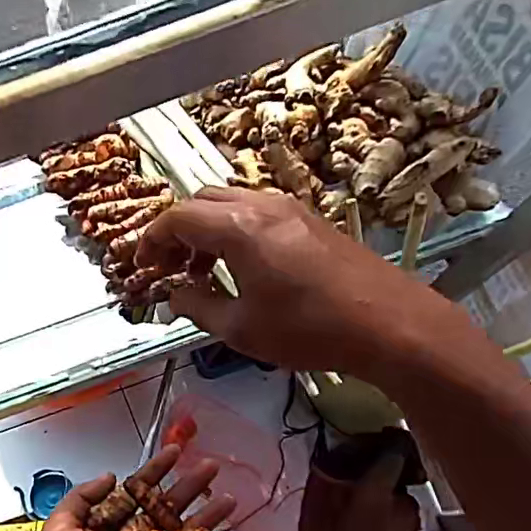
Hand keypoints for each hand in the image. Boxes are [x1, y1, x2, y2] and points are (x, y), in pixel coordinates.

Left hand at [21, 446, 237, 530]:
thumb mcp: (61, 526)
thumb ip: (84, 497)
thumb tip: (112, 475)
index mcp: (110, 521)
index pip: (138, 490)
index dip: (156, 470)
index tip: (174, 452)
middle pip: (167, 507)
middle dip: (190, 487)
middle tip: (211, 468)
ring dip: (208, 518)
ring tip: (230, 501)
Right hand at [139, 187, 461, 374]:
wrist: (387, 323)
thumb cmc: (310, 329)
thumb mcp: (241, 329)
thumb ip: (199, 308)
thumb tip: (176, 297)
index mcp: (239, 228)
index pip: (177, 217)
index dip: (152, 240)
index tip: (143, 264)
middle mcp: (263, 206)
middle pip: (202, 201)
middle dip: (177, 231)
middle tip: (170, 267)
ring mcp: (292, 209)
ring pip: (231, 203)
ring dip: (207, 230)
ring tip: (204, 271)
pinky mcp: (312, 221)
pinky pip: (259, 212)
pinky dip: (236, 230)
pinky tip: (242, 268)